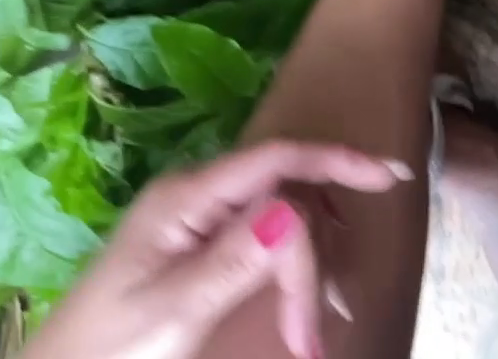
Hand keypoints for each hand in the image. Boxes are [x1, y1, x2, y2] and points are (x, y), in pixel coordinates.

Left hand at [23, 141, 412, 358]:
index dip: (337, 160)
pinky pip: (266, 239)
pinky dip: (291, 270)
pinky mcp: (205, 243)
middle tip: (314, 331)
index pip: (278, 159)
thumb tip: (294, 210)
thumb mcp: (170, 315)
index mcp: (187, 197)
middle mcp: (199, 194)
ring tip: (313, 328)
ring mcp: (202, 217)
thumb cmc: (107, 357)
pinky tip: (302, 302)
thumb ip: (233, 261)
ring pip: (283, 220)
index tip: (390, 177)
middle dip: (310, 259)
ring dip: (305, 269)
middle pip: (286, 198)